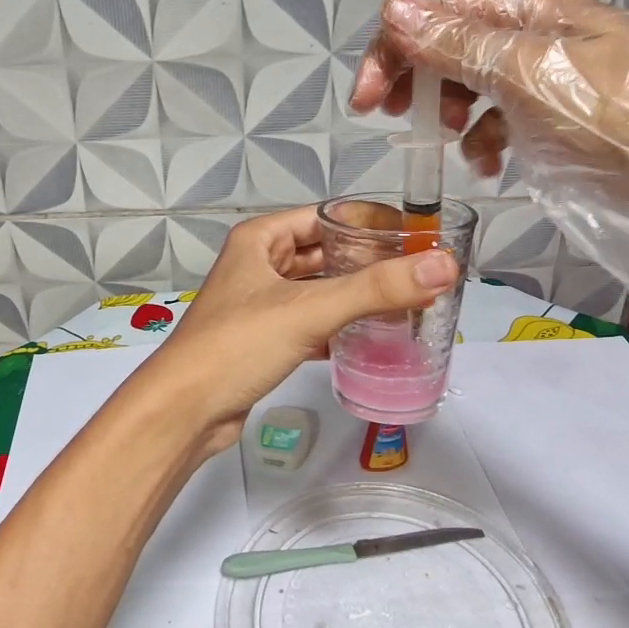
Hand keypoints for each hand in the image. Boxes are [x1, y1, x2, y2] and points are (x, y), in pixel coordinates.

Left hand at [134, 206, 458, 453]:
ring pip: (318, 290)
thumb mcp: (309, 309)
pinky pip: (310, 323)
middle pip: (325, 253)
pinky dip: (338, 328)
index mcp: (260, 239)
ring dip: (355, 296)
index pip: (326, 216)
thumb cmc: (237, 345)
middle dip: (368, 262)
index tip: (418, 235)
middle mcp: (259, 265)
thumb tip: (444, 265)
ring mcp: (259, 304)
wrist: (184, 411)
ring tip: (407, 303)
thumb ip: (376, 288)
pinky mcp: (263, 341)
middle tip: (422, 273)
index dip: (370, 222)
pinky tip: (372, 338)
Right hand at [350, 0, 628, 292]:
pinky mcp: (563, 111)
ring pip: (471, 81)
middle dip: (417, 81)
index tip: (368, 104)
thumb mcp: (533, 75)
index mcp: (522, 4)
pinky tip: (494, 163)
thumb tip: (394, 8)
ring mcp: (547, 71)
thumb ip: (460, 45)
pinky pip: (504, 115)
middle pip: (446, 43)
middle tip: (402, 121)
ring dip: (452, 113)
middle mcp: (530, 27)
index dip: (391, 51)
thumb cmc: (627, 114)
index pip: (431, 11)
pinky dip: (488, 138)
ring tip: (462, 148)